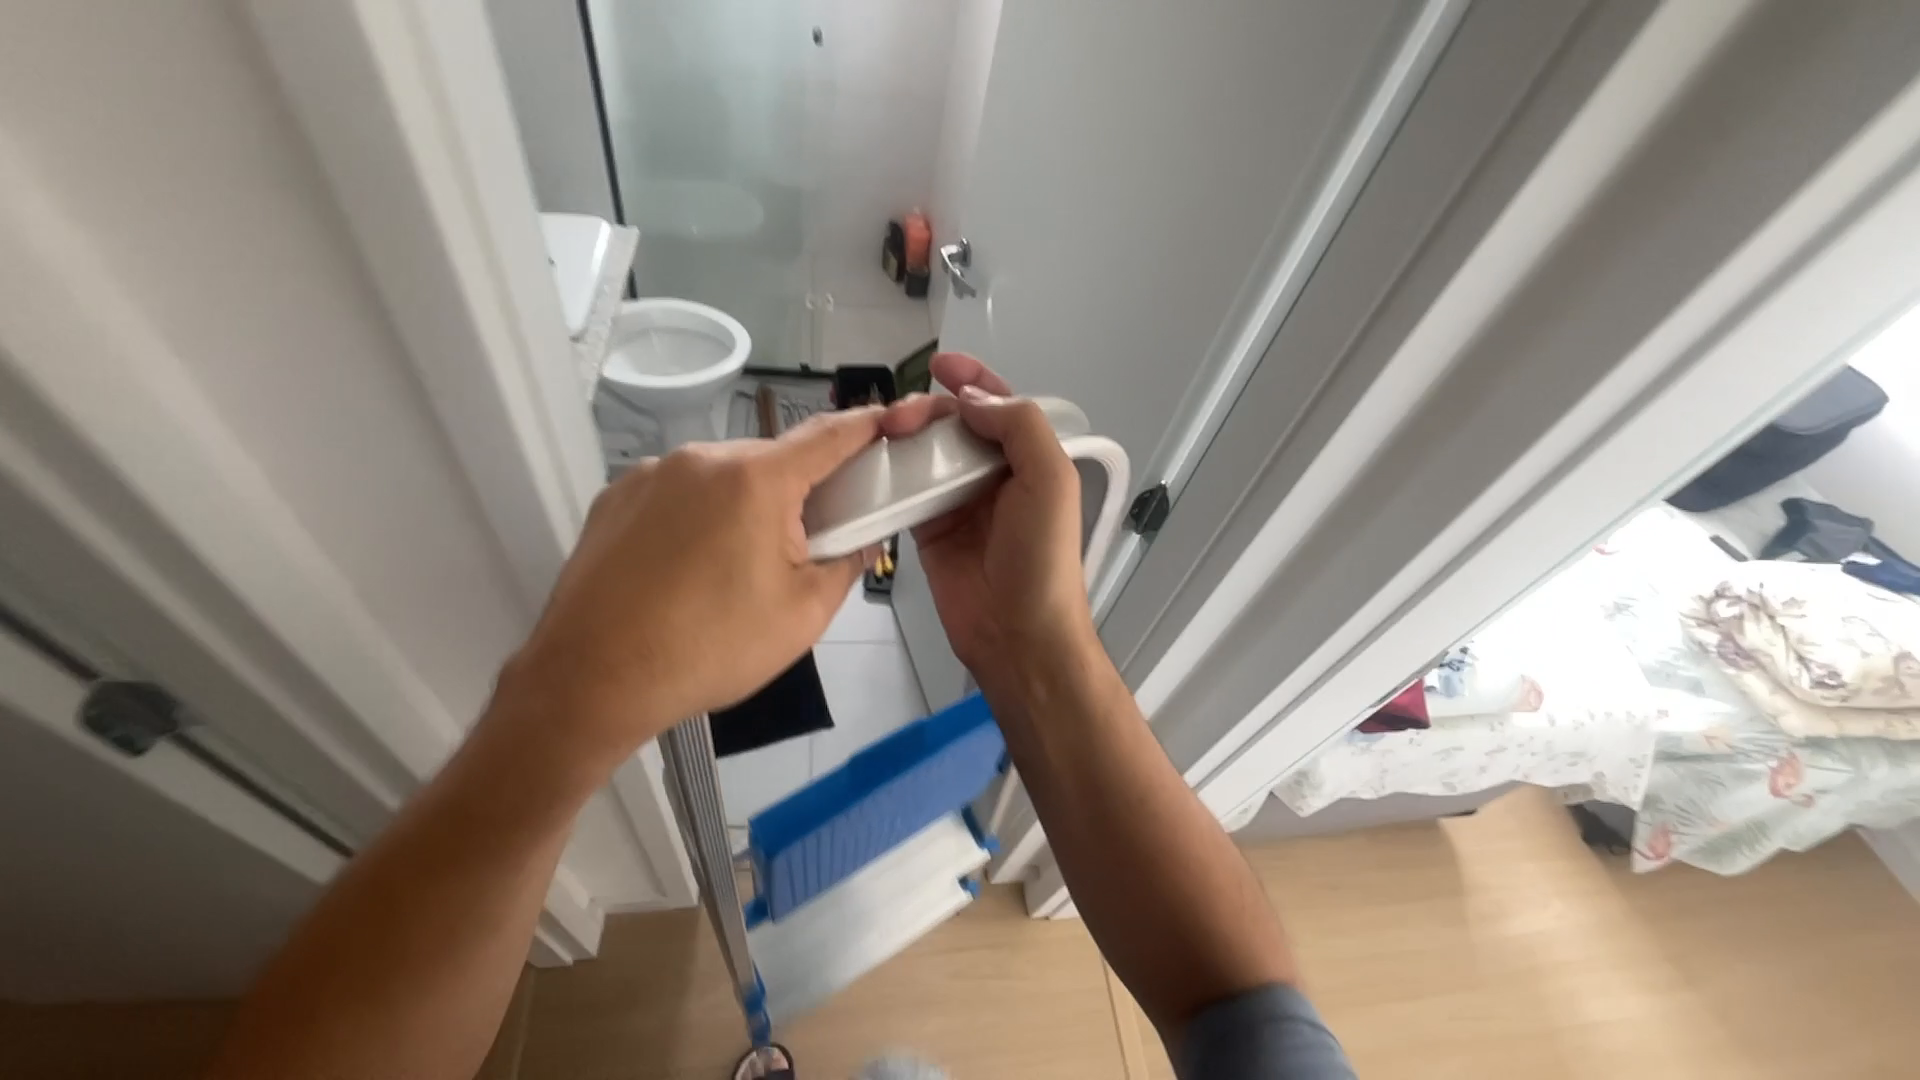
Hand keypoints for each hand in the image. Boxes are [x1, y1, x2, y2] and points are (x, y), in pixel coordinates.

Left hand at [497, 410, 880, 767]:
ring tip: (734, 569)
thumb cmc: (710, 648)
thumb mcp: (803, 614)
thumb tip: (860, 540)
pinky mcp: (615, 497)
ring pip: (722, 477)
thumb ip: (845, 564)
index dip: (864, 426)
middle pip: (772, 461)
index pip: (827, 436)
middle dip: (798, 492)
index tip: (886, 421)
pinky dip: (698, 515)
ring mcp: (651, 474)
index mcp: (755, 480)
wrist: (591, 680)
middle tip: (804, 546)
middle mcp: (700, 459)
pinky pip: (678, 493)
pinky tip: (687, 568)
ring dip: (745, 505)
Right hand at [880, 354, 1098, 686]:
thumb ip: (1020, 427)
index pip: (999, 407)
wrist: (1017, 633)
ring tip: (881, 433)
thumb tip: (971, 399)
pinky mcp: (928, 530)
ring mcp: (958, 503)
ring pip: (925, 455)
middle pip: (954, 427)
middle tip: (901, 416)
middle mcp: (992, 476)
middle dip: (927, 411)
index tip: (939, 365)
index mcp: (1028, 460)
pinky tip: (868, 463)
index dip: (972, 380)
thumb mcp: (1050, 481)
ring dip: (903, 438)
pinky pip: (904, 492)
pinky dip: (887, 475)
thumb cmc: (1042, 557)